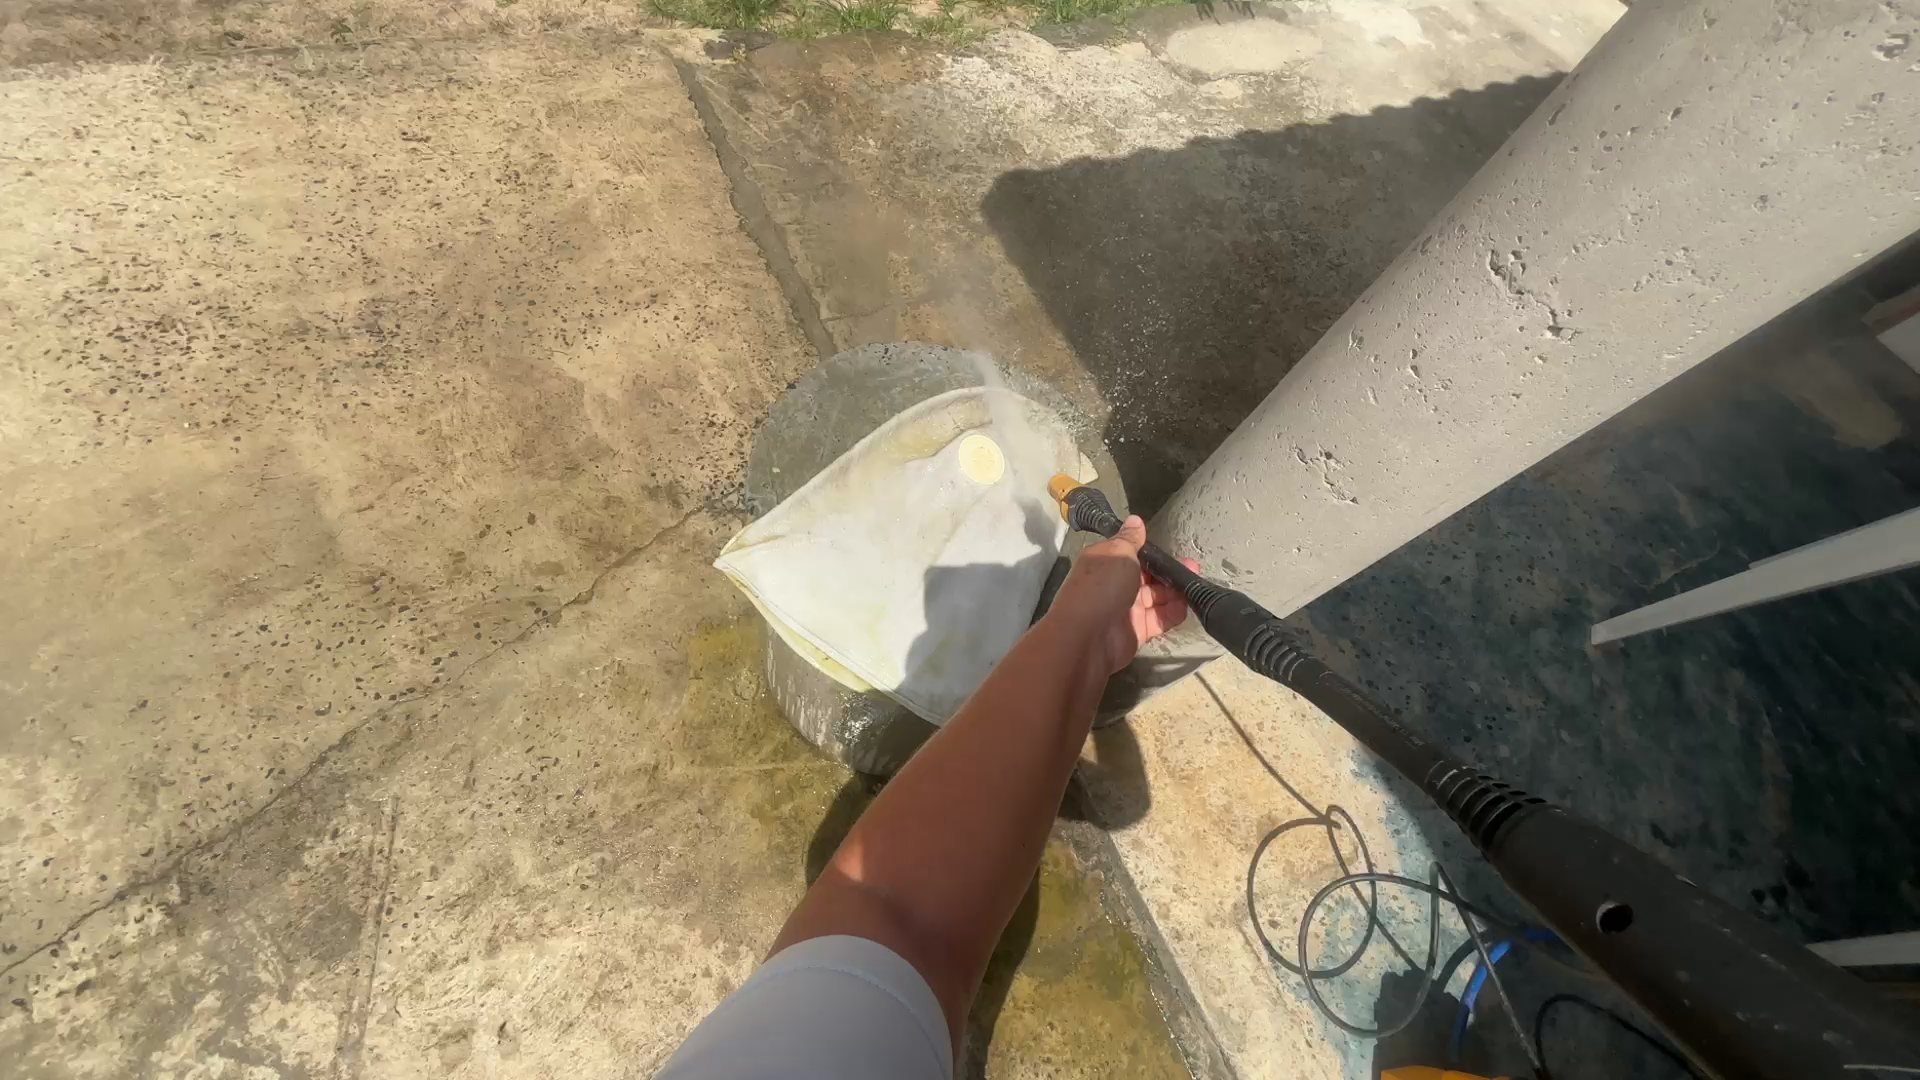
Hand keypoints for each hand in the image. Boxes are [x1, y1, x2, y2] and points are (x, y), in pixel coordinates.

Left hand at [1046, 516, 1194, 674]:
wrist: (1087, 636)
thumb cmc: (1101, 587)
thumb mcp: (1117, 553)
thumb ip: (1130, 539)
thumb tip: (1135, 520)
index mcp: (1105, 563)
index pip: (1132, 554)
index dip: (1152, 552)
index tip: (1173, 549)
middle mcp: (1114, 585)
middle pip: (1147, 576)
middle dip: (1169, 572)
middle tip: (1192, 567)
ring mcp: (1125, 609)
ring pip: (1155, 597)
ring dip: (1175, 591)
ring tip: (1194, 585)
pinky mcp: (1136, 631)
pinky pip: (1159, 619)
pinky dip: (1172, 613)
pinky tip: (1186, 605)